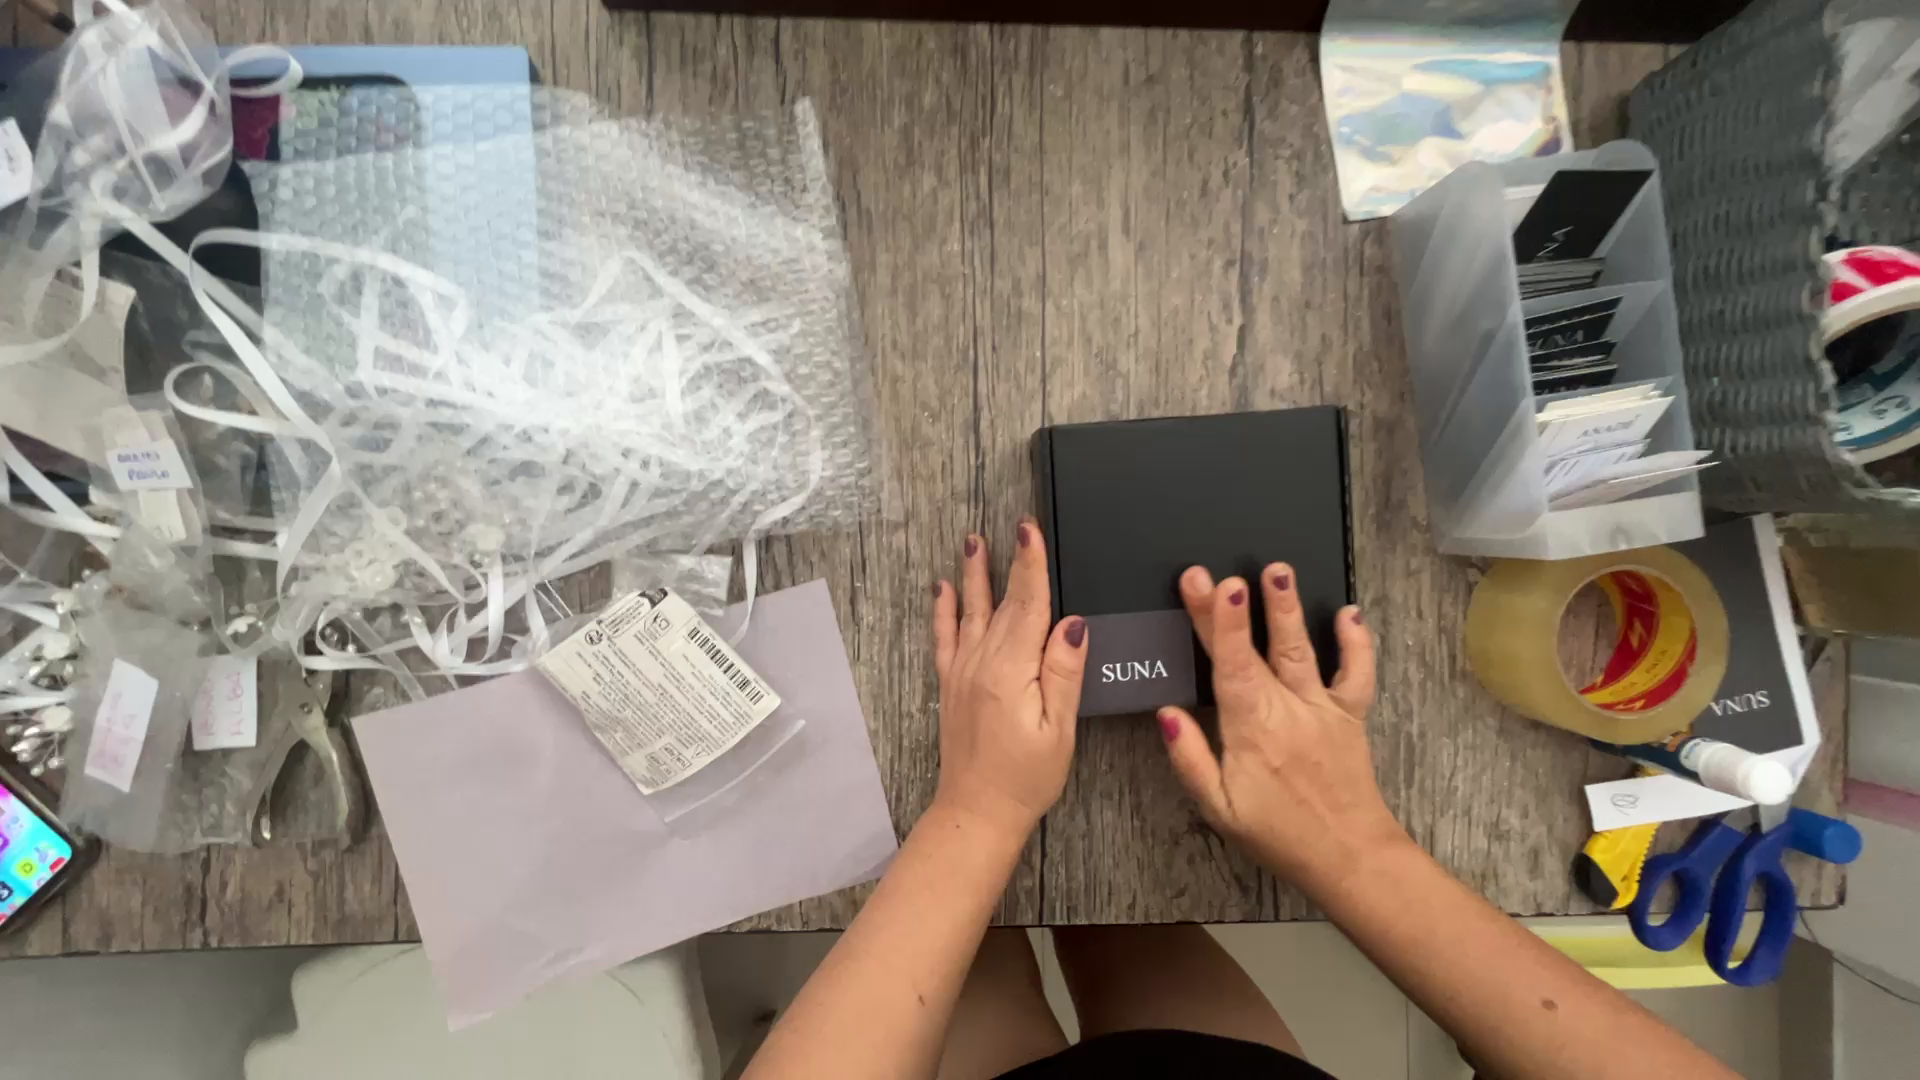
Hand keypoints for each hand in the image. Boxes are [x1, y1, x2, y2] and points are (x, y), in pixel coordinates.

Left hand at [929, 520, 1086, 838]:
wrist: (977, 809)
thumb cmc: (1026, 776)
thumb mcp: (1059, 729)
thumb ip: (1063, 673)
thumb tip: (1073, 624)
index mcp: (1012, 670)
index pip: (1027, 606)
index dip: (1031, 565)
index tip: (1030, 530)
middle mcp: (981, 662)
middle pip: (1001, 602)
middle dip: (1009, 561)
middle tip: (1012, 524)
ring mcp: (962, 671)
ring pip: (969, 612)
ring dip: (972, 575)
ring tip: (972, 541)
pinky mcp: (951, 683)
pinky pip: (944, 638)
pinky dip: (943, 611)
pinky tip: (941, 589)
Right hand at [1157, 563, 1408, 895]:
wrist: (1351, 859)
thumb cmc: (1279, 835)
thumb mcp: (1219, 808)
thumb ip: (1189, 758)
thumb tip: (1165, 713)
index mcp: (1251, 732)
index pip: (1231, 668)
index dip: (1221, 624)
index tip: (1214, 587)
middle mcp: (1288, 712)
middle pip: (1257, 651)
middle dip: (1236, 608)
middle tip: (1220, 572)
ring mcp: (1322, 710)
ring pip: (1304, 652)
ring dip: (1289, 611)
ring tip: (1280, 571)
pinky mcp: (1349, 716)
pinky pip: (1356, 675)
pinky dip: (1357, 643)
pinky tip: (1350, 612)